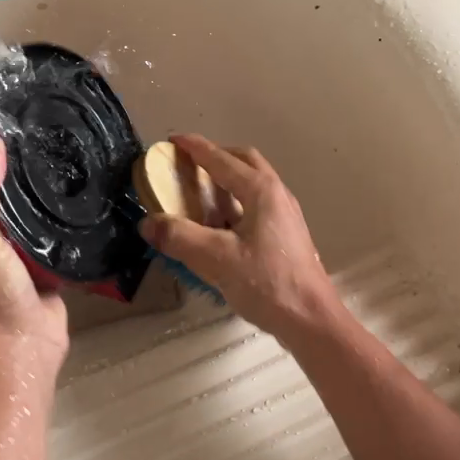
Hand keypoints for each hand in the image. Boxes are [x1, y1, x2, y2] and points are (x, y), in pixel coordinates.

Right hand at [139, 134, 343, 347]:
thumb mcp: (217, 260)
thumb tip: (148, 223)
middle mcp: (276, 193)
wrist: (311, 319)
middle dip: (215, 157)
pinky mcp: (286, 233)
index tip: (173, 140)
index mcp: (261, 191)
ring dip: (227, 179)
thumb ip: (180, 238)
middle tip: (189, 166)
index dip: (195, 148)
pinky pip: (257, 203)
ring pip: (254, 182)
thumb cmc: (268, 284)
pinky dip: (236, 201)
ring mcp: (285, 213)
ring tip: (201, 195)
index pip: (221, 159)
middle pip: (244, 161)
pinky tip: (221, 227)